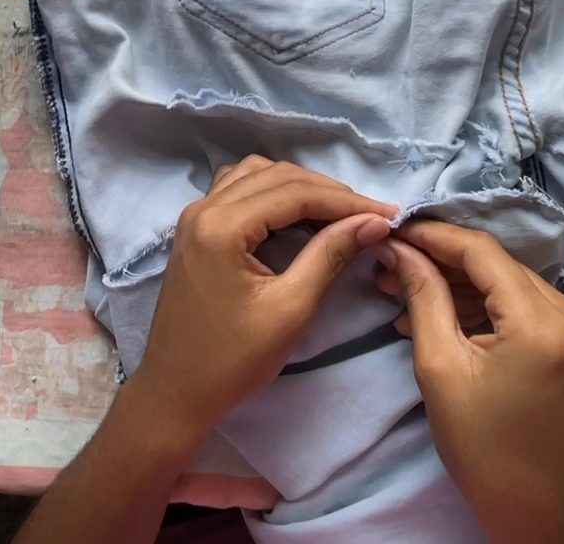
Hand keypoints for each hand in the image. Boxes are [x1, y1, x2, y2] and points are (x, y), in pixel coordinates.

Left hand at [127, 156, 397, 443]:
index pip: (293, 192)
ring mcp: (195, 215)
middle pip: (275, 176)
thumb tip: (372, 222)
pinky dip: (272, 192)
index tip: (387, 214)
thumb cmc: (233, 360)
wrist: (176, 389)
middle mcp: (203, 208)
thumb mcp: (290, 310)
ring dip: (298, 186)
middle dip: (326, 191)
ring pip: (256, 175)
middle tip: (369, 215)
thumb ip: (329, 256)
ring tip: (338, 212)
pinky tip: (296, 214)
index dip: (345, 201)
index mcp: (221, 226)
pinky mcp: (196, 227)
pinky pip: (238, 188)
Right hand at [379, 221, 563, 543]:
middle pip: (496, 264)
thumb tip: (398, 246)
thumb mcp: (441, 368)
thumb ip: (422, 296)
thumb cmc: (486, 451)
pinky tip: (444, 315)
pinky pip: (526, 305)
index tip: (391, 231)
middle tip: (389, 268)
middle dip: (439, 261)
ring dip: (460, 283)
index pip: (480, 251)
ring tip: (406, 293)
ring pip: (509, 282)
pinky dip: (486, 305)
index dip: (431, 235)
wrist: (551, 519)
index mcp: (543, 324)